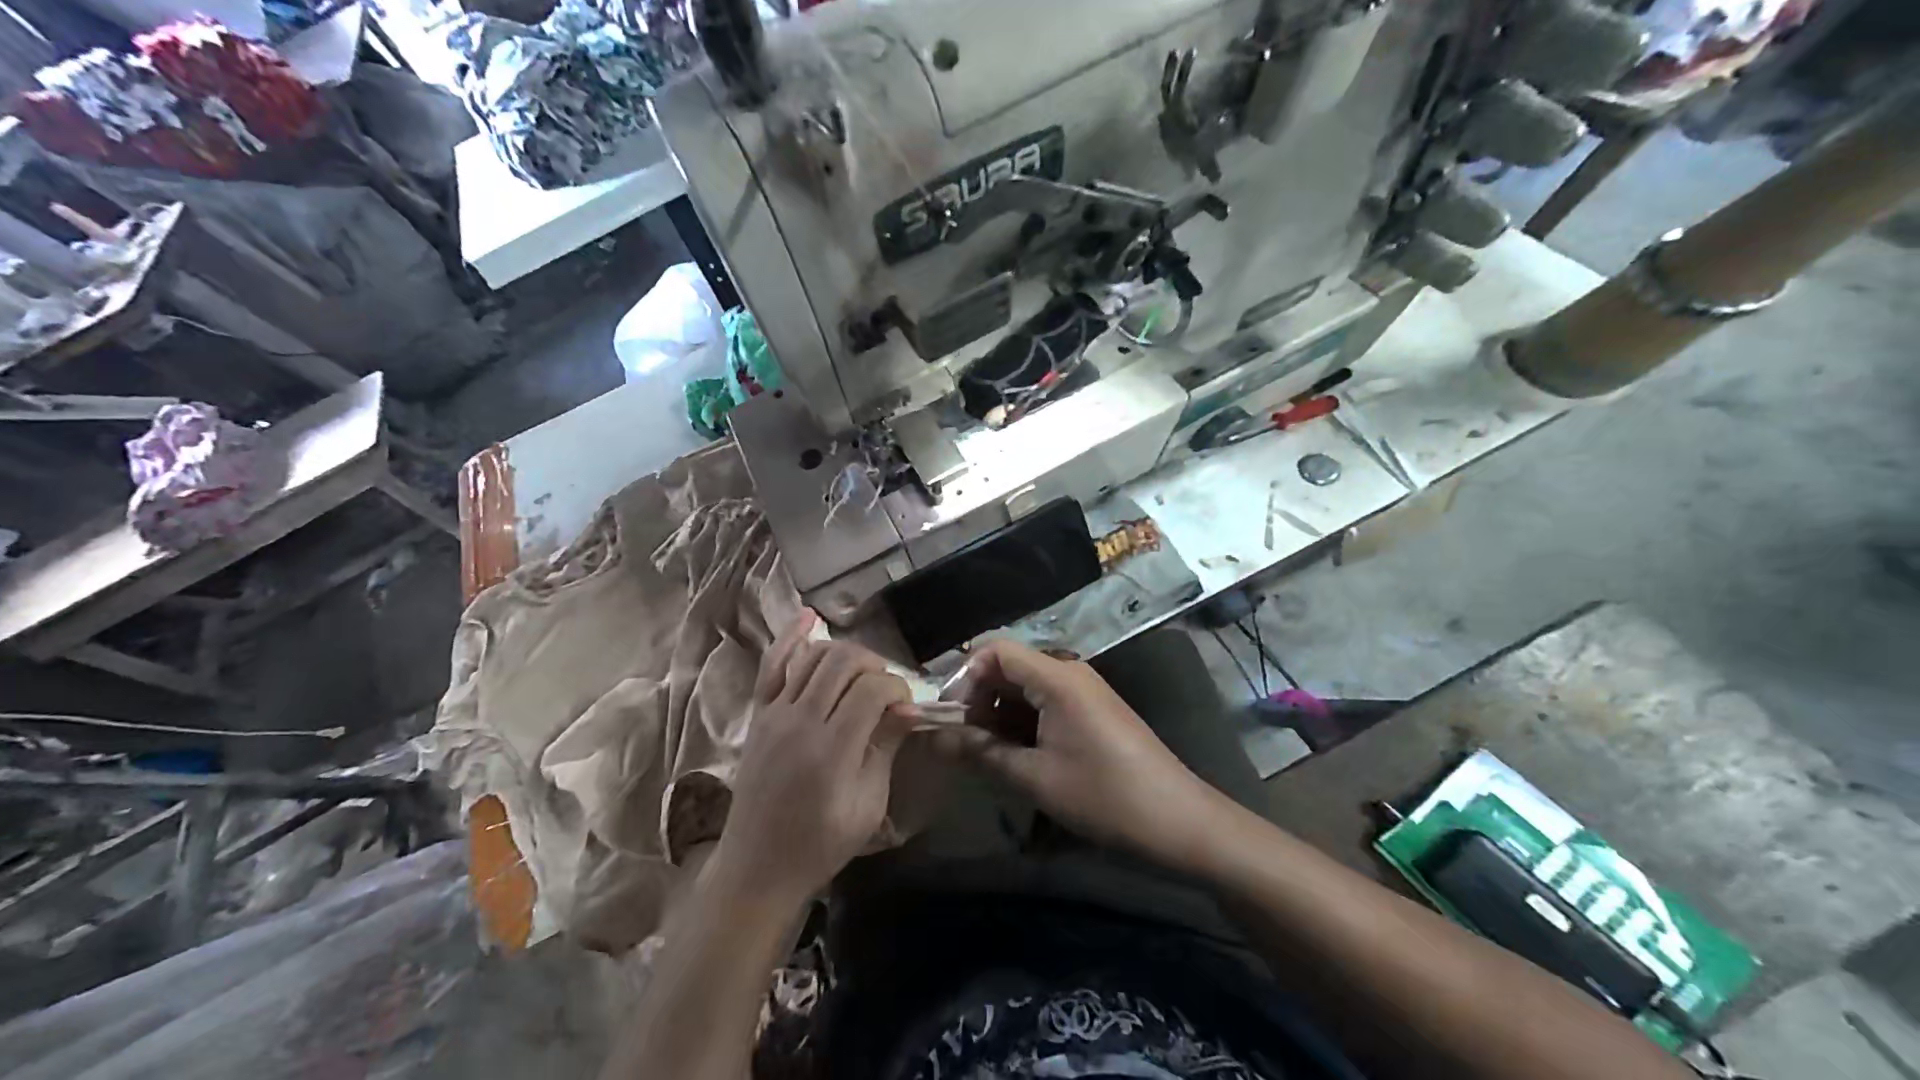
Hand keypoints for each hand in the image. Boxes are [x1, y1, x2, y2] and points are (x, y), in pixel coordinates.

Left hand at [712, 609, 914, 905]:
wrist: (758, 866)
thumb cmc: (821, 845)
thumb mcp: (868, 805)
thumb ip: (885, 747)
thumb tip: (908, 709)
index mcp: (832, 750)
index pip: (872, 689)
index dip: (897, 689)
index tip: (906, 708)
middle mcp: (800, 721)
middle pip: (843, 662)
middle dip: (874, 665)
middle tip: (886, 690)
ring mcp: (773, 714)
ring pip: (813, 656)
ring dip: (844, 653)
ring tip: (861, 672)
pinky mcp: (758, 715)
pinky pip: (772, 664)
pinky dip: (791, 637)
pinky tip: (811, 618)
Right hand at [929, 639, 1230, 869]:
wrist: (1178, 820)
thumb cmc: (1104, 795)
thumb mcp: (1034, 777)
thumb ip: (981, 752)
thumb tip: (934, 738)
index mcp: (1057, 677)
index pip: (995, 650)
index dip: (964, 677)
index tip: (949, 716)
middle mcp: (1068, 673)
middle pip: (1008, 667)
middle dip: (977, 698)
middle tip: (960, 741)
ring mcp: (1081, 692)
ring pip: (1023, 688)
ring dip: (997, 715)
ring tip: (983, 755)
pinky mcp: (1089, 712)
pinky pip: (1043, 704)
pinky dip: (1020, 724)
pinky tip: (1012, 757)